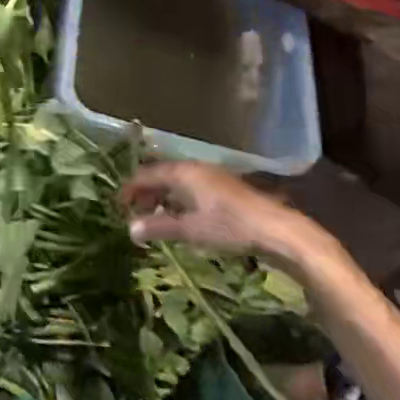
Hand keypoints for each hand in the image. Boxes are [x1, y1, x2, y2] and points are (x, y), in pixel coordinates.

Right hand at [121, 161, 333, 269]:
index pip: (146, 174)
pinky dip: (180, 199)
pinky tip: (183, 217)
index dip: (130, 189)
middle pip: (161, 175)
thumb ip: (159, 227)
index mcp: (183, 172)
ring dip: (163, 197)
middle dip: (146, 193)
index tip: (119, 205)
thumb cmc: (230, 226)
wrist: (280, 231)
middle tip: (136, 212)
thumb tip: (129, 230)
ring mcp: (212, 177)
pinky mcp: (226, 189)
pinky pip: (192, 188)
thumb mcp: (190, 230)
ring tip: (157, 216)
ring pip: (178, 182)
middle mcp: (195, 168)